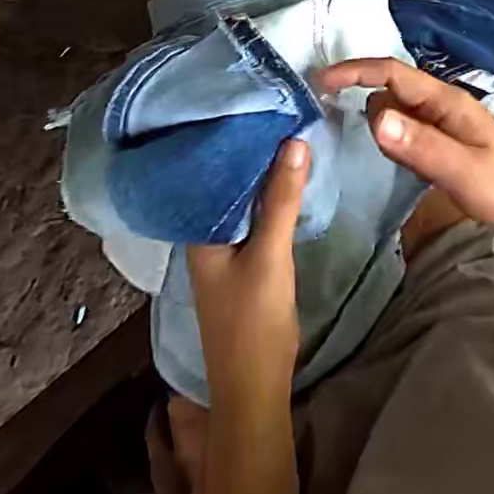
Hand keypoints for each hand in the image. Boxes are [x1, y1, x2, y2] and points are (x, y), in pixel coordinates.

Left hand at [185, 139, 308, 403]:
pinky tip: (288, 181)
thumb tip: (295, 141)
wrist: (255, 385)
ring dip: (262, 176)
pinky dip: (269, 198)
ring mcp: (224, 250)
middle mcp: (205, 235)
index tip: (257, 107)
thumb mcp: (270, 255)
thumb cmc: (253, 319)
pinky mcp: (243, 261)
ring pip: (243, 201)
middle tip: (277, 113)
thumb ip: (282, 200)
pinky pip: (255, 217)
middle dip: (251, 154)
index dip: (234, 141)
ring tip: (286, 136)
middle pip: (227, 184)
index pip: (212, 172)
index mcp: (198, 230)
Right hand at [314, 58, 493, 241]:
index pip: (391, 72)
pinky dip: (389, 138)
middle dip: (360, 99)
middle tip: (340, 131)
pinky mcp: (441, 142)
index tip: (319, 82)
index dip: (354, 71)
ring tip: (364, 150)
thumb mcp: (463, 170)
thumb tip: (372, 115)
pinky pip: (404, 130)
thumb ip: (419, 144)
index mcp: (445, 101)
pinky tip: (389, 160)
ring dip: (375, 122)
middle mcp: (440, 104)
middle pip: (388, 89)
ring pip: (394, 110)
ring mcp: (441, 123)